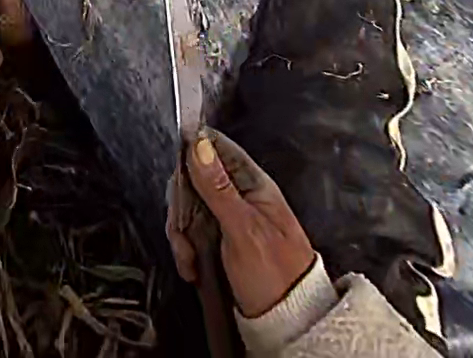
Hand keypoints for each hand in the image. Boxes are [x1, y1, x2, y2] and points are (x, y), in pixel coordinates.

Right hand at [167, 128, 316, 317]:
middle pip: (194, 177)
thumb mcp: (243, 230)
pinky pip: (191, 230)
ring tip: (190, 258)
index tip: (179, 177)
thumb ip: (218, 187)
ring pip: (189, 205)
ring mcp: (229, 217)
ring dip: (183, 231)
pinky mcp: (220, 239)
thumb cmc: (278, 278)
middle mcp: (239, 194)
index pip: (215, 146)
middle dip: (182, 204)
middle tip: (184, 230)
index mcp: (251, 182)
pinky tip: (192, 265)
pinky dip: (186, 247)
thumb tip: (198, 143)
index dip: (191, 154)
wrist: (293, 329)